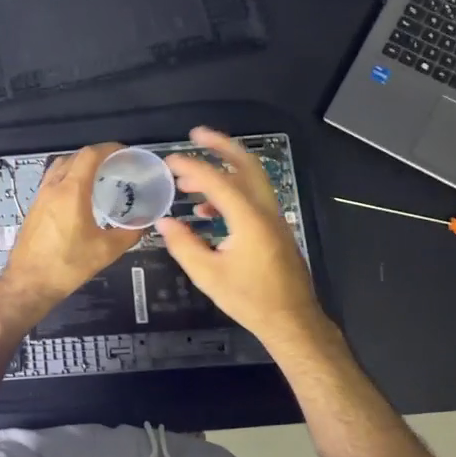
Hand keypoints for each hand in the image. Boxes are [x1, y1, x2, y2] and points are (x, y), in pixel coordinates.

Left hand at [0, 142, 141, 313]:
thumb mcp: (106, 251)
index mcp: (71, 191)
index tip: (125, 153)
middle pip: (74, 157)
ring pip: (60, 167)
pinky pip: (52, 181)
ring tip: (99, 178)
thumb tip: (143, 224)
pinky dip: (67, 178)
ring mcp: (40, 196)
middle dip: (96, 156)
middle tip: (116, 166)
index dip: (109, 148)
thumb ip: (129, 233)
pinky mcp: (33, 207)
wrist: (29, 283)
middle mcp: (53, 187)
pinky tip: (79, 196)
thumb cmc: (67, 265)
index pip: (89, 155)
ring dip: (79, 166)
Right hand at [155, 127, 323, 339]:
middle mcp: (266, 212)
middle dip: (221, 145)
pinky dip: (232, 191)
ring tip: (191, 179)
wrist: (292, 321)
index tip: (169, 160)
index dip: (192, 167)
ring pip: (252, 180)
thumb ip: (183, 245)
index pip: (218, 181)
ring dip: (224, 170)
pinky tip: (208, 210)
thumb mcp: (208, 275)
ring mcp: (275, 220)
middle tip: (196, 135)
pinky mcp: (276, 230)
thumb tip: (164, 222)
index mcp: (249, 219)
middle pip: (247, 165)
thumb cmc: (249, 300)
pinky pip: (254, 198)